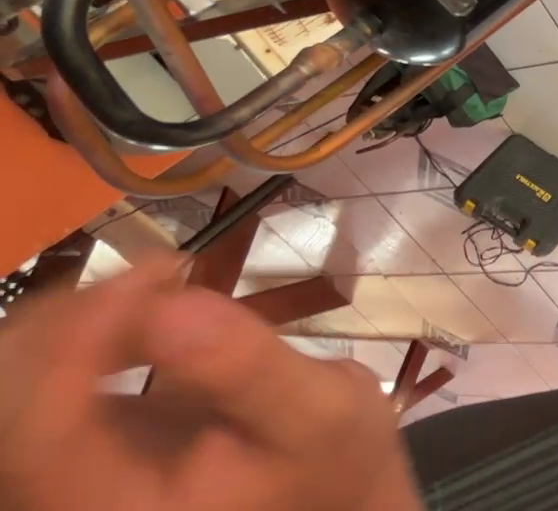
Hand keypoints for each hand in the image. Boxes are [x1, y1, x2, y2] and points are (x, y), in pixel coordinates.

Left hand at [0, 259, 422, 510]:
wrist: (327, 489)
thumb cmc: (331, 457)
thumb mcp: (319, 413)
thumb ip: (249, 370)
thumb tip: (173, 308)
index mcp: (109, 503)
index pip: (42, 425)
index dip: (79, 339)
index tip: (161, 271)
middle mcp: (61, 493)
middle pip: (14, 395)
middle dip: (78, 316)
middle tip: (168, 265)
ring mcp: (66, 469)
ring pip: (21, 380)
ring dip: (83, 316)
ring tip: (166, 277)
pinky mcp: (82, 444)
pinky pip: (49, 381)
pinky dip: (92, 331)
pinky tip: (150, 307)